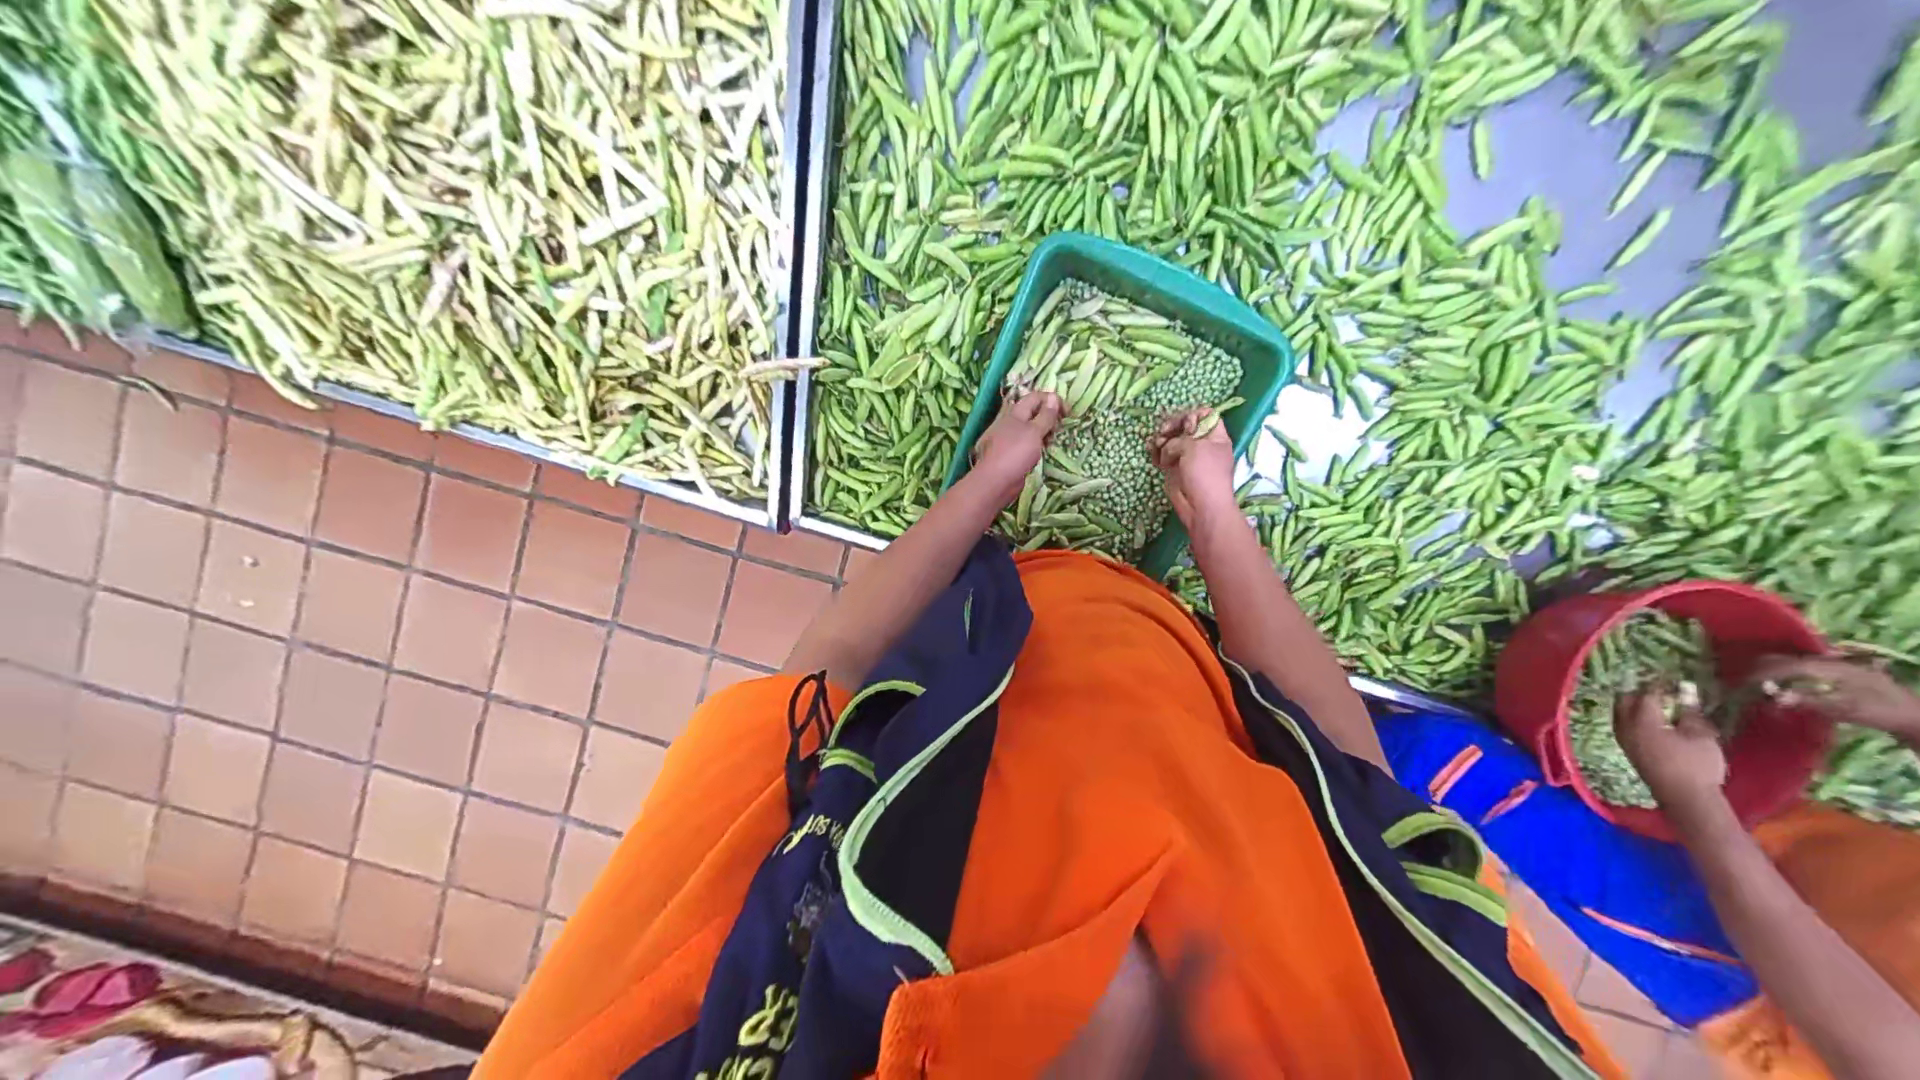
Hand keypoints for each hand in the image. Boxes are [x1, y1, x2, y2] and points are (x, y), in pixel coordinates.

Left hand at [971, 390, 1061, 503]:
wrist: (995, 481)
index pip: (1035, 397)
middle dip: (1049, 417)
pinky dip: (1036, 444)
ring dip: (1043, 432)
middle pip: (1033, 412)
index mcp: (1014, 413)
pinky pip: (1026, 443)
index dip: (1052, 400)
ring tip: (1050, 442)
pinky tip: (1041, 453)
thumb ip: (1045, 416)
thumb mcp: (1034, 432)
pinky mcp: (1009, 453)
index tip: (1067, 413)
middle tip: (1058, 430)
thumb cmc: (1016, 453)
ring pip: (1030, 429)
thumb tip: (1054, 397)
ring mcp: (1008, 438)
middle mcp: (1009, 422)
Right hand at [1147, 407, 1235, 530]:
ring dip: (1161, 440)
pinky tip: (1153, 456)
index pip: (1205, 415)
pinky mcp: (1175, 468)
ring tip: (1157, 447)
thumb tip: (1167, 444)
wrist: (1201, 506)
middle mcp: (1202, 444)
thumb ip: (1180, 437)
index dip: (1192, 416)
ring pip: (1171, 439)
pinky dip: (1157, 453)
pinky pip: (1163, 454)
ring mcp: (1187, 456)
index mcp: (1215, 436)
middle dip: (1171, 427)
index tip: (1184, 427)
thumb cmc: (1204, 473)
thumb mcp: (1195, 447)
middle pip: (1184, 425)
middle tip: (1163, 433)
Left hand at [1614, 686, 1728, 810]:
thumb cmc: (1696, 765)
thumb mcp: (1702, 737)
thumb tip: (1686, 696)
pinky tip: (1648, 720)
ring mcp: (1623, 738)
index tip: (1669, 680)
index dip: (1658, 686)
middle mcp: (1625, 726)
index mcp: (1642, 720)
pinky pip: (1623, 725)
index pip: (1646, 695)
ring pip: (1621, 713)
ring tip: (1653, 702)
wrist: (1685, 797)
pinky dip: (1633, 717)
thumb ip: (1691, 714)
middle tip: (1657, 688)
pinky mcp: (1627, 749)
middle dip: (1638, 692)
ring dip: (1633, 704)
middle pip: (1625, 701)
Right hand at [1745, 654, 1919, 739]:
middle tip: (1739, 681)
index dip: (1760, 673)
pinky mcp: (1833, 672)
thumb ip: (1809, 701)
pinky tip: (1776, 682)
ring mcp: (1831, 665)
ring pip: (1789, 662)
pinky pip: (1798, 668)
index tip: (1739, 683)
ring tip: (1752, 681)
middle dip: (1760, 668)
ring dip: (1769, 670)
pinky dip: (1781, 673)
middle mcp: (1826, 660)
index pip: (1785, 664)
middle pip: (1784, 659)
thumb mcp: (1847, 708)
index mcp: (1828, 666)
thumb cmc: (1880, 711)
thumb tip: (1772, 698)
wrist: (1914, 716)